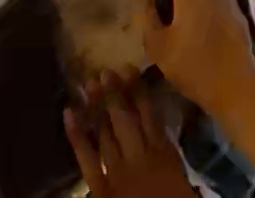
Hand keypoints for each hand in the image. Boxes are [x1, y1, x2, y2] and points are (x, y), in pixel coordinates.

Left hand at [64, 71, 196, 197]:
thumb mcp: (185, 188)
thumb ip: (174, 164)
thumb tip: (162, 139)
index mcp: (166, 156)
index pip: (150, 116)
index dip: (139, 91)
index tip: (130, 69)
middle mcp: (142, 158)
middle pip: (126, 118)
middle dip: (115, 94)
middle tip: (105, 71)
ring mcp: (120, 173)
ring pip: (107, 132)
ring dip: (98, 107)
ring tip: (89, 84)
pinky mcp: (104, 191)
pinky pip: (88, 160)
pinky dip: (77, 136)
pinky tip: (69, 113)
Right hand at [140, 0, 254, 115]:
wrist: (237, 90)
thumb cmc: (193, 65)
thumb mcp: (157, 45)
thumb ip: (147, 17)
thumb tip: (147, 0)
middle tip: (161, 10)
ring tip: (179, 22)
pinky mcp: (238, 13)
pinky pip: (216, 3)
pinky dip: (206, 10)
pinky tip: (200, 32)